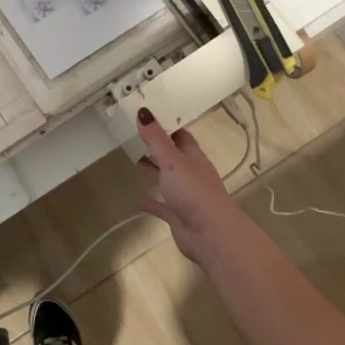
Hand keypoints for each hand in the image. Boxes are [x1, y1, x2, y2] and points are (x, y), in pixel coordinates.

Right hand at [136, 108, 253, 266]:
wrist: (210, 234)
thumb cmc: (194, 192)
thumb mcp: (172, 161)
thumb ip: (156, 139)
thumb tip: (143, 111)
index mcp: (193, 157)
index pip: (180, 135)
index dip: (166, 125)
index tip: (148, 116)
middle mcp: (190, 173)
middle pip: (172, 156)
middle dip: (157, 146)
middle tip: (136, 135)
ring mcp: (184, 195)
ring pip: (166, 179)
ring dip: (153, 170)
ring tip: (134, 160)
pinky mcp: (177, 215)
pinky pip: (162, 206)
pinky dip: (151, 202)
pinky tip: (138, 199)